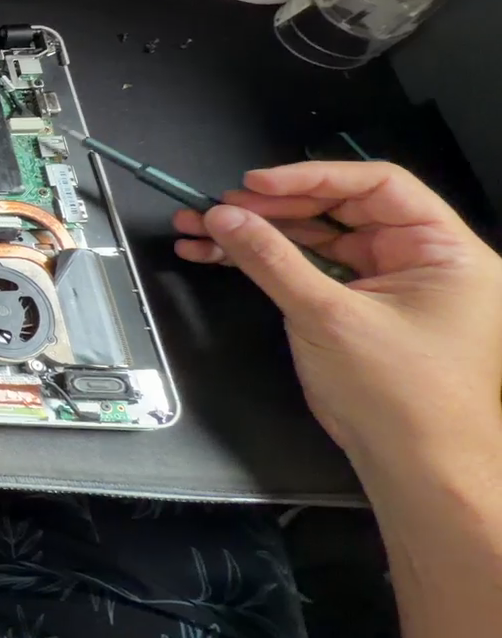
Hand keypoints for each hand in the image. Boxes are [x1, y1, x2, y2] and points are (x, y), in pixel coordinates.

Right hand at [172, 162, 501, 470]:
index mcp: (443, 254)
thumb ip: (270, 259)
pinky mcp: (346, 301)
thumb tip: (220, 216)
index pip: (379, 187)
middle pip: (333, 209)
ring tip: (193, 228)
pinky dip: (251, 258)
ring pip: (305, 236)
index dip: (313, 177)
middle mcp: (415, 260)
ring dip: (247, 232)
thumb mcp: (326, 314)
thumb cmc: (398, 390)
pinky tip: (208, 253)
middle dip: (266, 208)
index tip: (252, 185)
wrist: (412, 460)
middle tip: (213, 210)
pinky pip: (294, 265)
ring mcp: (378, 281)